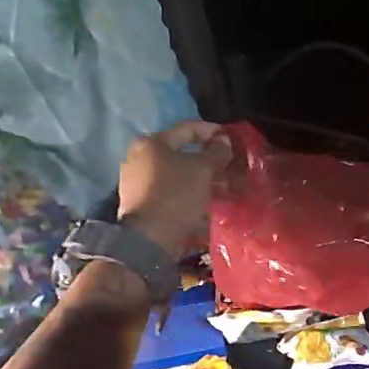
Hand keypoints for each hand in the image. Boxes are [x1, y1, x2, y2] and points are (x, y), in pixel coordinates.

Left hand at [117, 120, 232, 255]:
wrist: (149, 238)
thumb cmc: (176, 196)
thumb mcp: (202, 170)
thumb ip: (216, 152)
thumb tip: (224, 139)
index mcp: (151, 143)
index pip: (188, 130)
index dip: (213, 132)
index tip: (232, 139)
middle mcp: (139, 158)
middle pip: (181, 154)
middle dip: (208, 162)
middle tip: (229, 168)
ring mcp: (136, 182)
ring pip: (177, 175)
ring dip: (200, 180)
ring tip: (221, 189)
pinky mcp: (140, 203)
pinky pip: (170, 192)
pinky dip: (188, 194)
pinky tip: (204, 202)